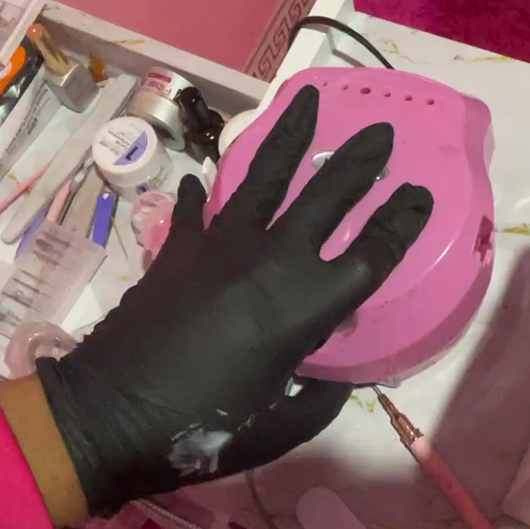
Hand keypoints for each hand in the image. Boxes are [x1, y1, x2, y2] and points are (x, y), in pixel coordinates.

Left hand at [34, 85, 433, 515]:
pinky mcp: (177, 249)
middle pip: (325, 196)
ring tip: (303, 98)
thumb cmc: (202, 430)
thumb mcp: (282, 429)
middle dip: (358, 161)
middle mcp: (269, 262)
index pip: (371, 254)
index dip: (401, 222)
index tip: (420, 193)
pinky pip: (197, 210)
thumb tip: (335, 377)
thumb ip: (320, 397)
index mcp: (304, 308)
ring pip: (263, 177)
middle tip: (380, 129)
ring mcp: (219, 246)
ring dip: (289, 137)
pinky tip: (200, 179)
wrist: (109, 415)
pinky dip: (201, 195)